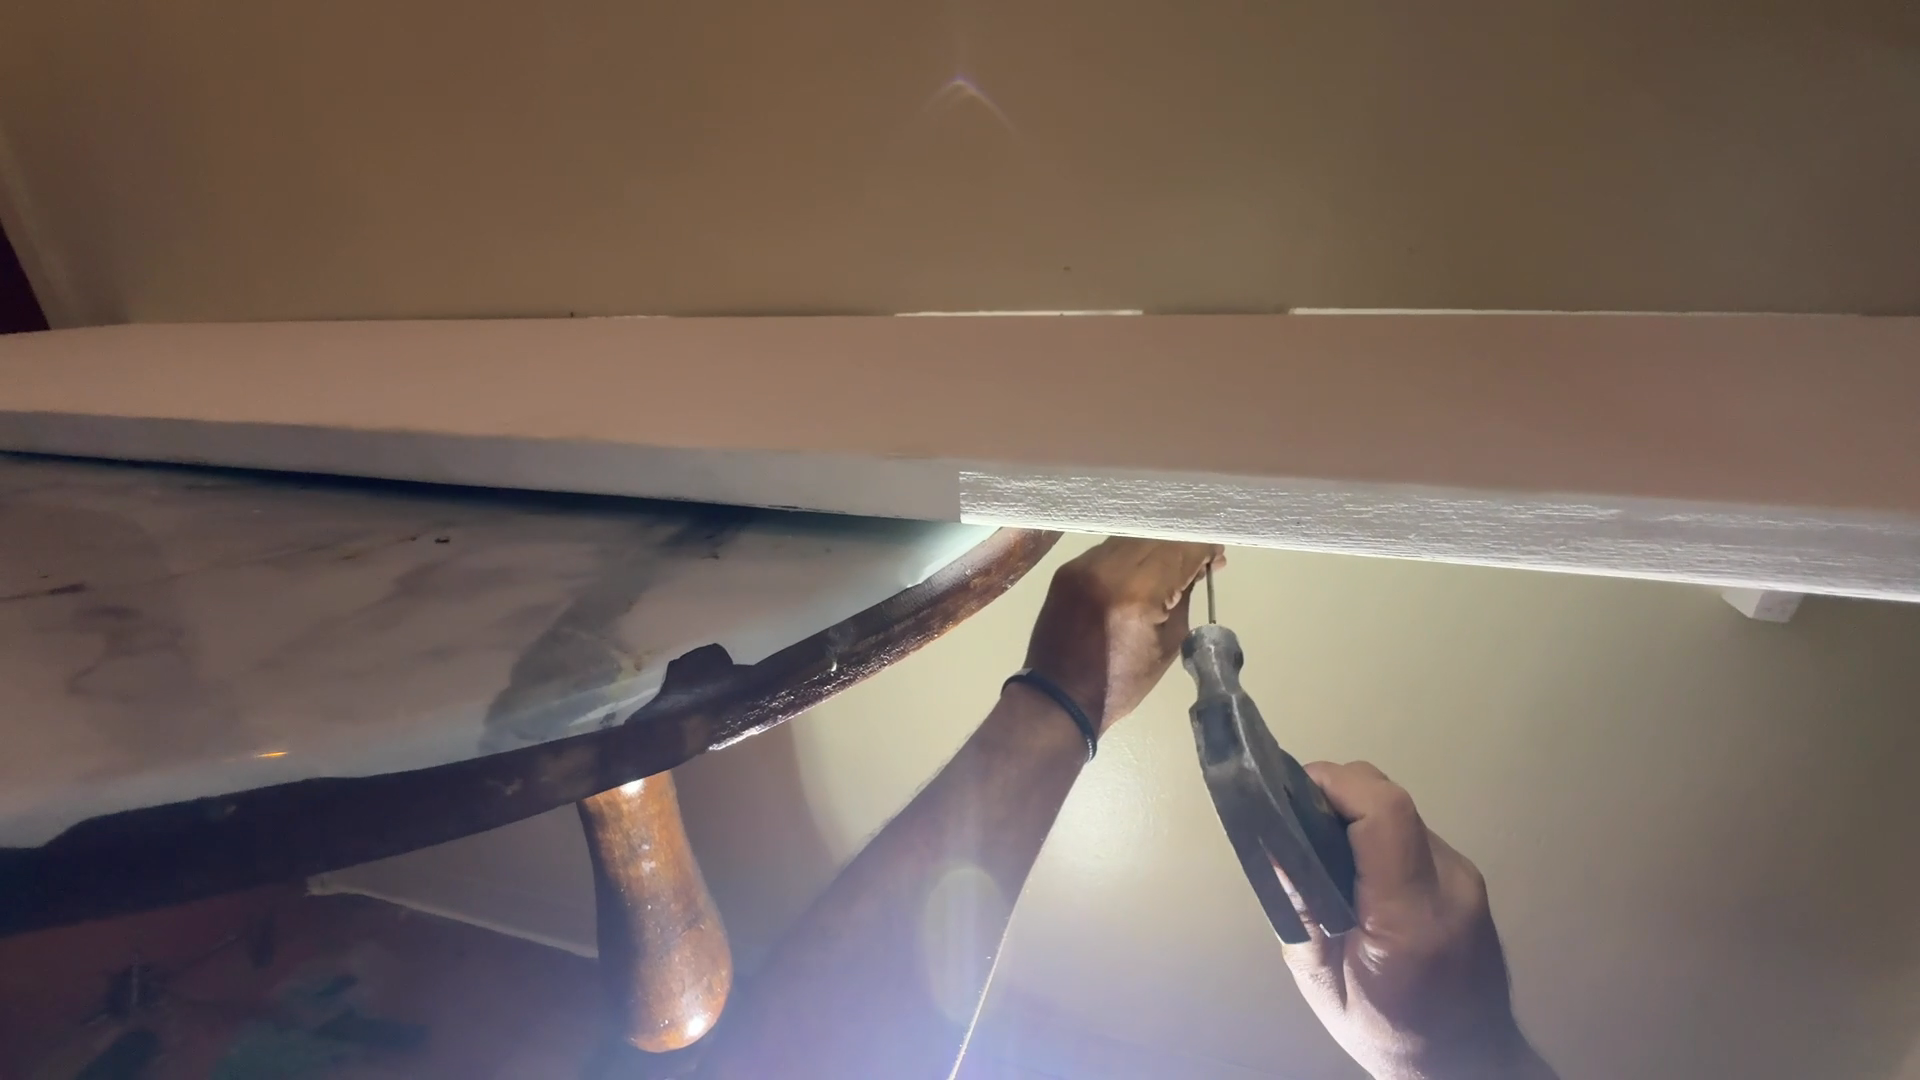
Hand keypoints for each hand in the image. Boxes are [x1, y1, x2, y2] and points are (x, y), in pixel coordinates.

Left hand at [1021, 538, 1223, 733]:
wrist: (1059, 695)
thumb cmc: (1122, 680)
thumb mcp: (1169, 642)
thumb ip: (1183, 596)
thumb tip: (1197, 566)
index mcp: (1137, 592)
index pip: (1179, 549)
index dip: (1203, 547)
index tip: (1217, 554)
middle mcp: (1106, 568)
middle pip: (1155, 536)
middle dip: (1182, 543)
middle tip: (1200, 559)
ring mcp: (1082, 566)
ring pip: (1130, 538)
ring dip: (1156, 546)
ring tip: (1171, 564)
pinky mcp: (1067, 569)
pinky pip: (1107, 550)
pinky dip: (1129, 555)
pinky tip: (1141, 570)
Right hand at [1282, 762, 1555, 1079]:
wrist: (1471, 1063)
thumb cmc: (1389, 1033)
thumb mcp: (1322, 981)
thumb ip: (1298, 909)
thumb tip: (1270, 842)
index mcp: (1411, 915)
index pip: (1383, 811)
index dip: (1332, 783)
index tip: (1287, 791)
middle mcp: (1448, 883)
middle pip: (1387, 795)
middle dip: (1332, 791)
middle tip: (1293, 822)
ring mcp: (1462, 875)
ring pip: (1395, 805)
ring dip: (1350, 811)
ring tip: (1319, 848)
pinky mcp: (1463, 874)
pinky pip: (1406, 827)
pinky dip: (1370, 829)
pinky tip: (1352, 866)